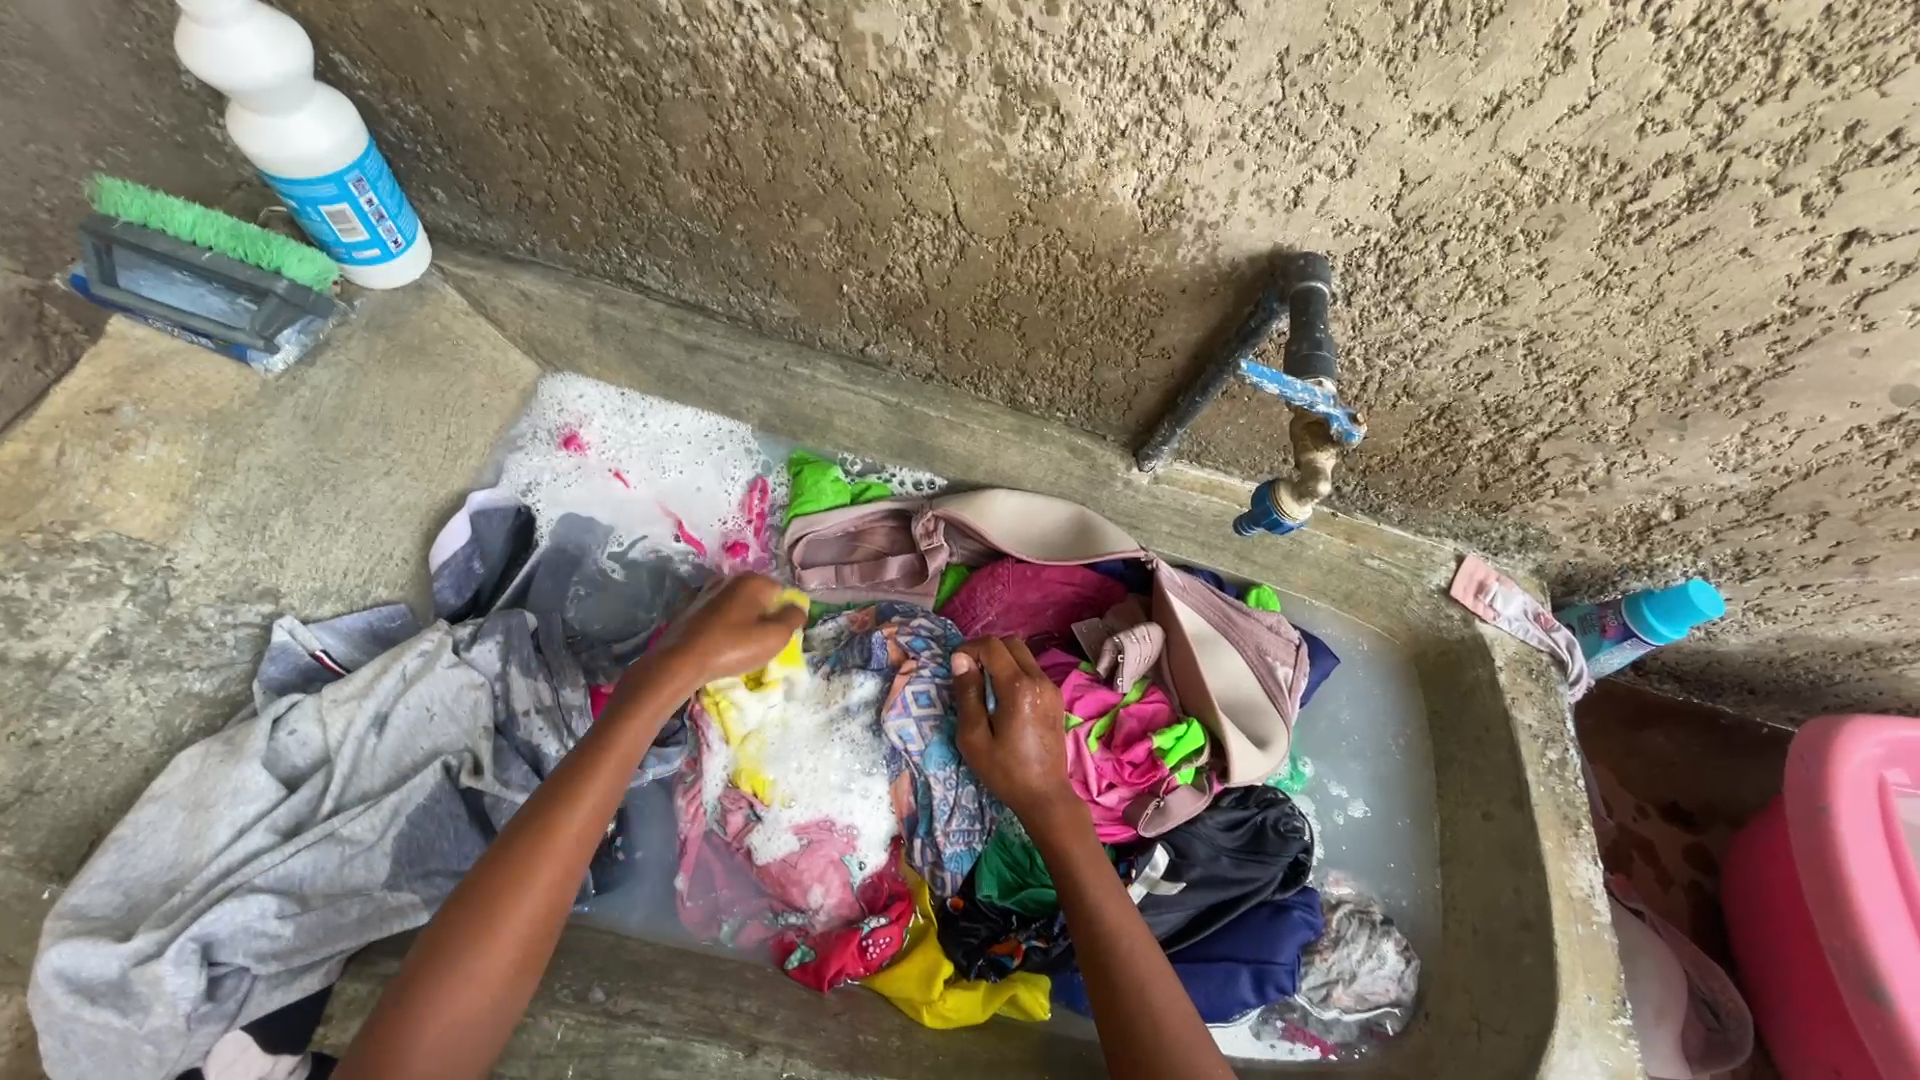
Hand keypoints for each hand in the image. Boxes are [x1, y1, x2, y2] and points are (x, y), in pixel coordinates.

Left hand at [653, 573, 807, 686]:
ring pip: (738, 605)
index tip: (776, 636)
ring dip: (742, 620)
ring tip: (738, 645)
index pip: (782, 593)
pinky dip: (723, 625)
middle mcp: (730, 578)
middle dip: (763, 616)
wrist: (680, 661)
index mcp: (753, 580)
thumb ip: (794, 618)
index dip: (783, 615)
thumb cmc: (733, 647)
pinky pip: (718, 613)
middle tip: (759, 642)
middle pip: (759, 597)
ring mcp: (707, 591)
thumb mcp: (776, 636)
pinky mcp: (691, 606)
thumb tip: (798, 608)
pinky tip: (719, 643)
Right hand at [951, 637, 1080, 827]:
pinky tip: (1002, 699)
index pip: (992, 646)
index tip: (956, 667)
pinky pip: (1031, 671)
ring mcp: (1052, 688)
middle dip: (986, 650)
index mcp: (1019, 687)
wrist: (1044, 796)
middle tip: (969, 673)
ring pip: (1023, 655)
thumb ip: (967, 693)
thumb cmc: (1004, 770)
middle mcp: (1040, 680)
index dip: (969, 648)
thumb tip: (960, 660)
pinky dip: (1014, 672)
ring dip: (1001, 661)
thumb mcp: (973, 736)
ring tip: (984, 688)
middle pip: (1011, 643)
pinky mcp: (1056, 698)